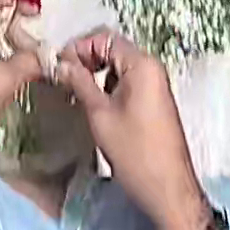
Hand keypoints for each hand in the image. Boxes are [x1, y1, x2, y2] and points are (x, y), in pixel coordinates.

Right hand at [58, 30, 212, 229]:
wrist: (169, 191)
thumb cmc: (134, 151)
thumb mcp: (100, 115)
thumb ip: (80, 83)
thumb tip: (60, 63)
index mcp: (141, 63)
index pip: (105, 38)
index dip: (80, 47)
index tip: (59, 64)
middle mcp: (150, 66)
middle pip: (113, 49)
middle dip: (87, 59)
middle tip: (64, 76)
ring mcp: (155, 82)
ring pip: (119, 65)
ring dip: (97, 72)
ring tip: (75, 89)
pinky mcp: (154, 98)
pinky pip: (127, 79)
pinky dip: (109, 84)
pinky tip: (95, 101)